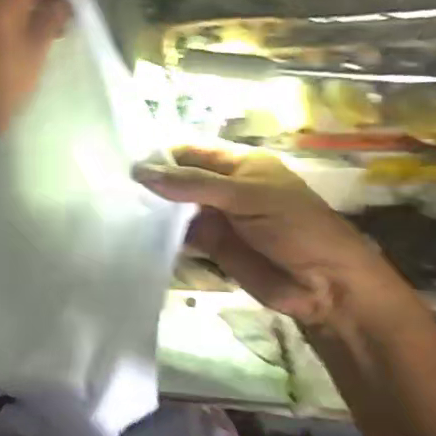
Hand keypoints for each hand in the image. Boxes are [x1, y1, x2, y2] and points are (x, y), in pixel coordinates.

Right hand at [134, 144, 411, 329]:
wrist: (324, 285)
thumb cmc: (295, 228)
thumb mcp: (245, 197)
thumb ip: (192, 184)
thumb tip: (139, 172)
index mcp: (239, 164)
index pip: (190, 150)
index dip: (161, 154)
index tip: (122, 162)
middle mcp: (223, 186)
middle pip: (178, 177)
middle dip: (150, 180)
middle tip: (110, 184)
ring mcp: (215, 215)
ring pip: (174, 205)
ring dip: (151, 206)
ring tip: (114, 205)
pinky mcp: (209, 244)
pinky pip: (177, 233)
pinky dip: (158, 232)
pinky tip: (132, 229)